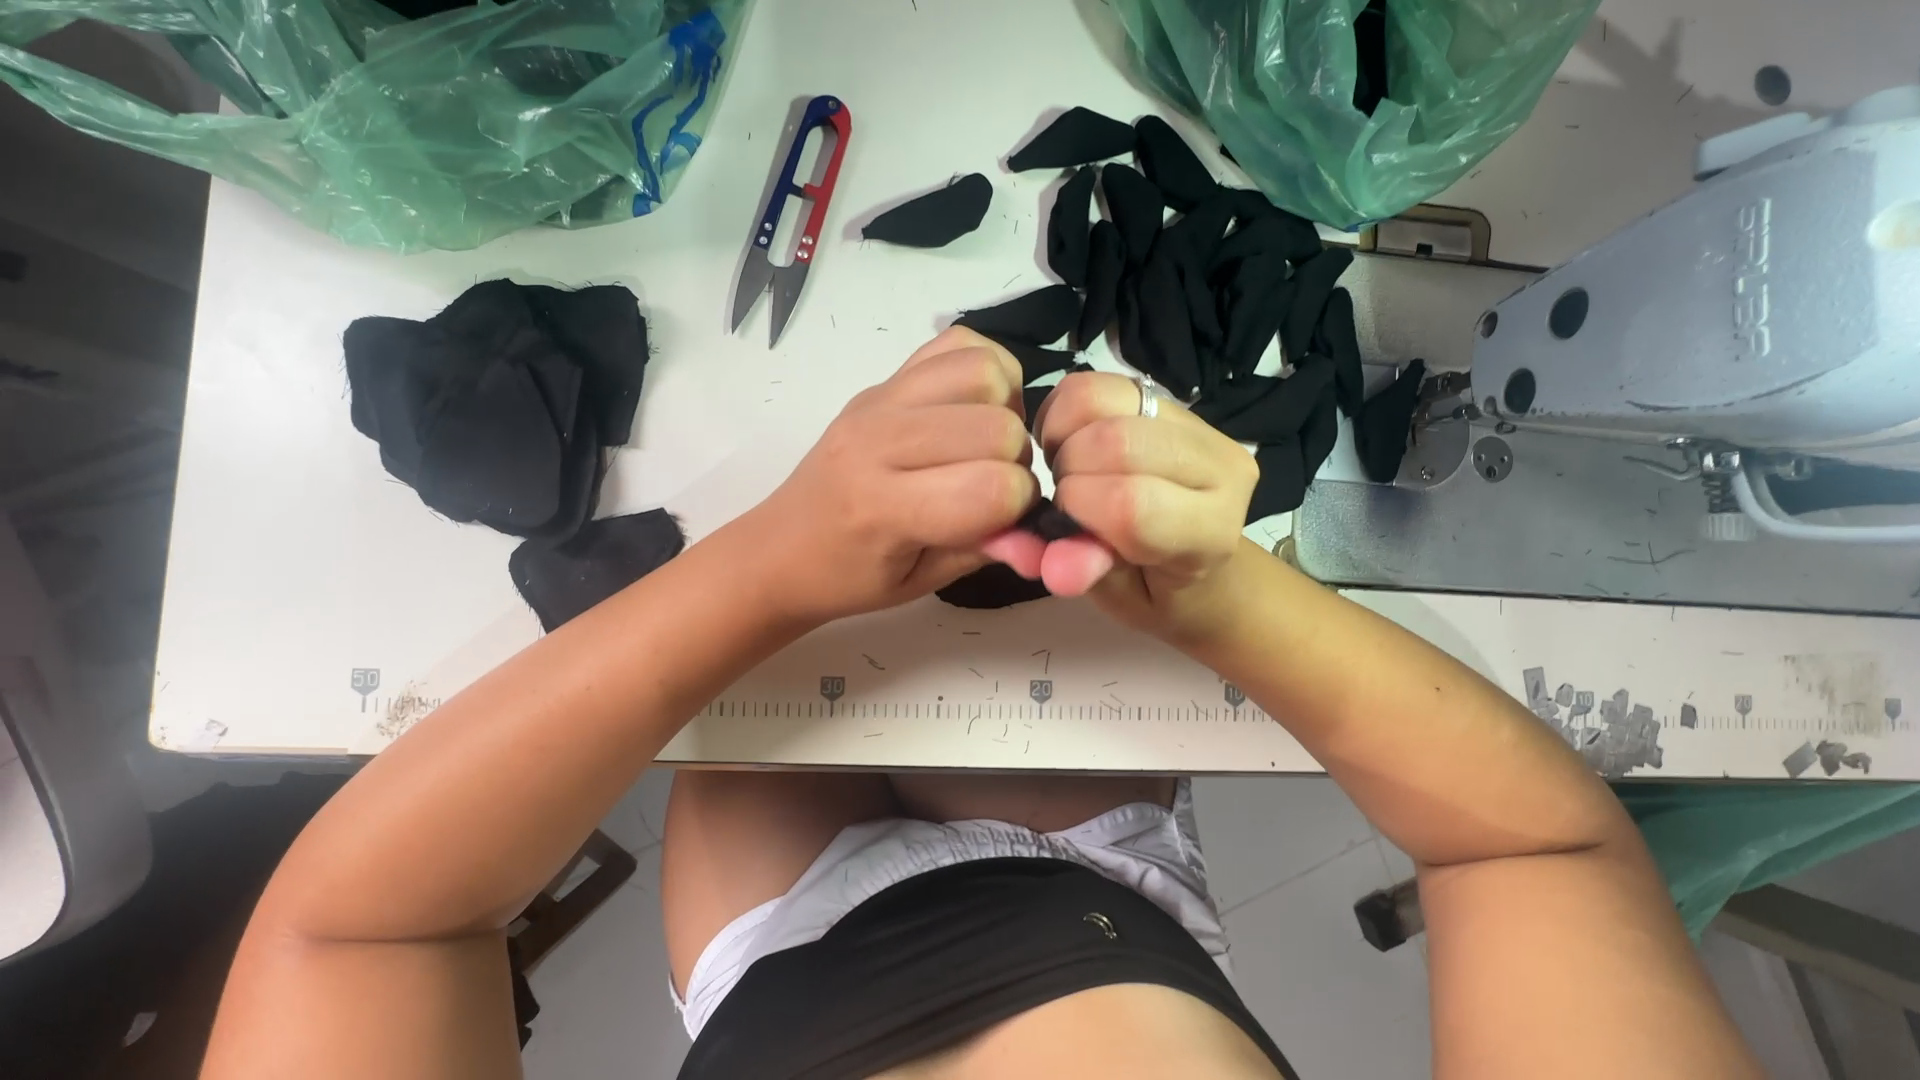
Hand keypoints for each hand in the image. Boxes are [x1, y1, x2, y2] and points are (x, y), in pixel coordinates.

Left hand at [740, 328, 1036, 624]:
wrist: (780, 548)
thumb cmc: (849, 577)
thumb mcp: (919, 582)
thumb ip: (984, 550)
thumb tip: (1043, 532)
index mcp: (884, 506)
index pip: (993, 486)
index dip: (1019, 507)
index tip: (1001, 522)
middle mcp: (880, 441)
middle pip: (997, 425)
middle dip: (1016, 461)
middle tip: (992, 485)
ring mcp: (879, 400)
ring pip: (984, 372)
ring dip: (1004, 409)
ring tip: (982, 444)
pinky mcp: (882, 381)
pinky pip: (955, 344)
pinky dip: (984, 370)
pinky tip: (971, 409)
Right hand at [1029, 371, 1258, 641]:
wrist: (1201, 567)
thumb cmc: (1157, 591)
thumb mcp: (1121, 599)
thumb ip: (1086, 573)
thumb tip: (1042, 561)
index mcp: (1211, 530)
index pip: (1132, 504)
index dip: (1079, 509)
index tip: (1069, 526)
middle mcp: (1216, 467)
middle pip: (1117, 440)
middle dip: (1068, 469)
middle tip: (1067, 499)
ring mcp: (1195, 424)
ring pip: (1100, 399)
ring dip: (1062, 434)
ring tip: (1069, 471)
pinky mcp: (1166, 399)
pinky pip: (1094, 383)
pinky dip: (1062, 412)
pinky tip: (1071, 445)